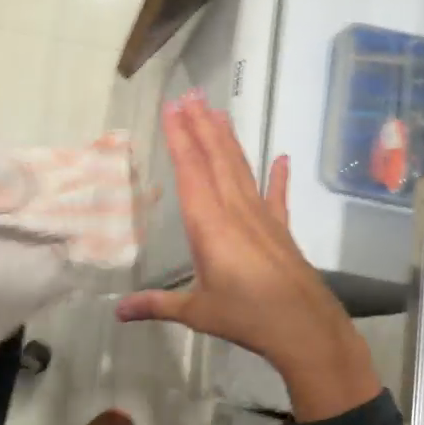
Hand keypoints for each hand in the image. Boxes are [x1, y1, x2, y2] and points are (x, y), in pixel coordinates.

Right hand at [116, 91, 381, 420]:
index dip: (179, 138)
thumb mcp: (197, 312)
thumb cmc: (247, 317)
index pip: (190, 171)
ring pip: (241, 169)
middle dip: (200, 125)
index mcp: (209, 225)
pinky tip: (282, 157)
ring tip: (217, 111)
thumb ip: (156, 306)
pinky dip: (279, 176)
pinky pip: (277, 196)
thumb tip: (117, 312)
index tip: (171, 108)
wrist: (306, 329)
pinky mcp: (281, 230)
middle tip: (190, 95)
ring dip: (228, 139)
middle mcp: (235, 210)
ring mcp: (262, 217)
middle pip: (215, 159)